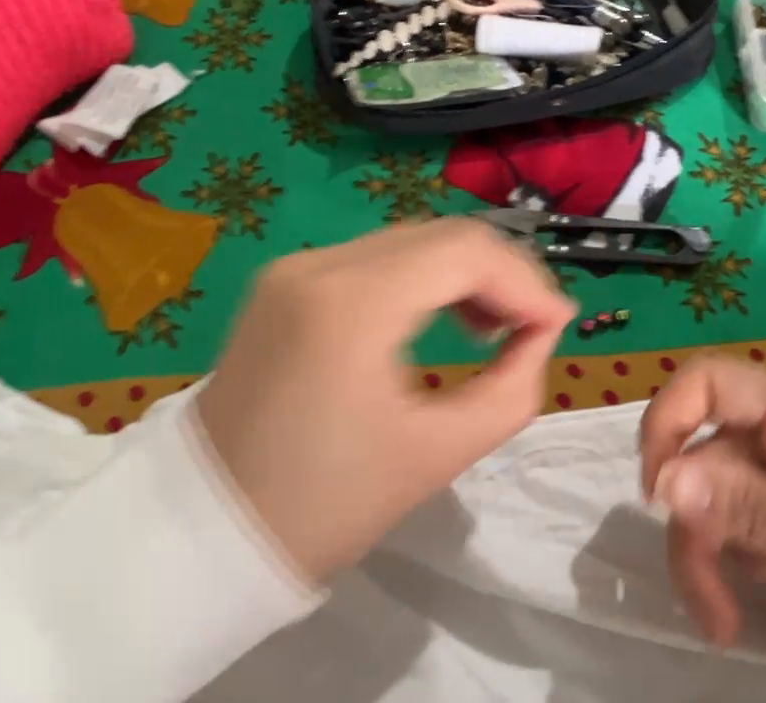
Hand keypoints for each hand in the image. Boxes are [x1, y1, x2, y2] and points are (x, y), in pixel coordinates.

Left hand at [196, 219, 577, 584]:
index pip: (465, 250)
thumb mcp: (439, 455)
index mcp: (351, 303)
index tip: (557, 327)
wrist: (208, 529)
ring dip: (461, 273)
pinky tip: (438, 318)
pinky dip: (420, 279)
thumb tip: (538, 334)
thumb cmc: (326, 506)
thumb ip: (512, 387)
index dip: (525, 280)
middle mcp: (318, 264)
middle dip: (500, 272)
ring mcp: (294, 268)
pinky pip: (373, 260)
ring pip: (409, 241)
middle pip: (440, 234)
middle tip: (532, 327)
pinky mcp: (283, 283)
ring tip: (490, 328)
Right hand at [639, 358, 765, 657]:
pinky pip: (740, 523)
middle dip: (691, 527)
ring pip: (714, 496)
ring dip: (706, 554)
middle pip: (703, 455)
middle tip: (708, 607)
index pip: (707, 381)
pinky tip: (744, 607)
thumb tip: (664, 480)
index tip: (658, 497)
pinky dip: (730, 563)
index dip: (666, 424)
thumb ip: (759, 513)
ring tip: (723, 623)